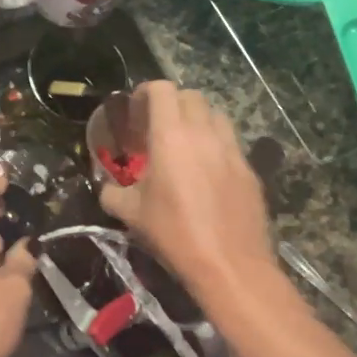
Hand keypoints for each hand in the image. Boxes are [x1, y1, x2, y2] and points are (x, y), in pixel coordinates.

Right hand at [100, 81, 275, 290]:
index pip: (162, 89)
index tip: (136, 110)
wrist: (231, 267)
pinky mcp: (250, 172)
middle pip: (191, 96)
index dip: (146, 92)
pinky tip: (208, 172)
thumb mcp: (130, 213)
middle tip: (159, 126)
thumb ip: (112, 192)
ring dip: (198, 120)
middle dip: (172, 103)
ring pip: (216, 115)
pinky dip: (217, 146)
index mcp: (171, 135)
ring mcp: (231, 151)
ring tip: (186, 143)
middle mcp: (203, 134)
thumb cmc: (175, 233)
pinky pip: (232, 144)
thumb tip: (106, 186)